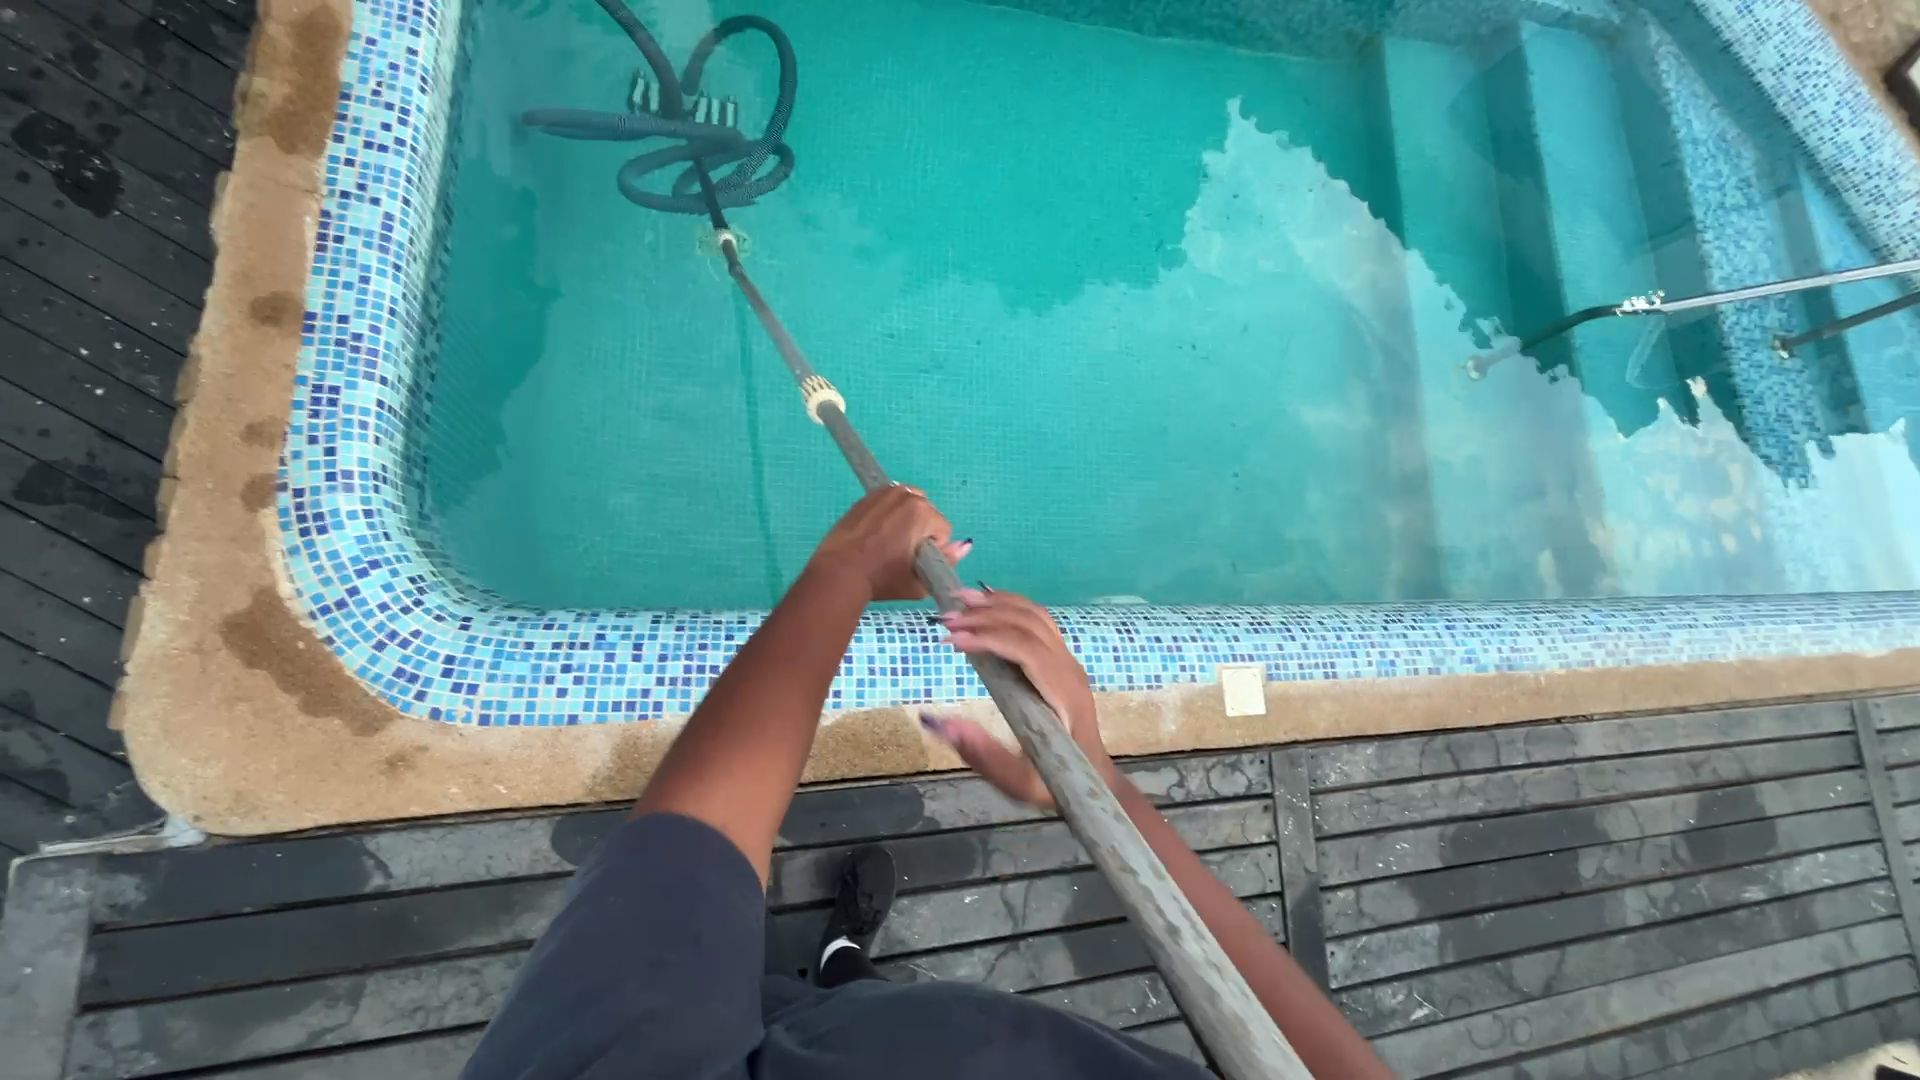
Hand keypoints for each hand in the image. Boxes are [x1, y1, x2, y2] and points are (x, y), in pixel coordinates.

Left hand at [807, 485, 969, 601]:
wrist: (839, 573)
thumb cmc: (882, 580)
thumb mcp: (919, 581)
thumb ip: (948, 562)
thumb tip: (965, 546)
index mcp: (922, 511)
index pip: (943, 529)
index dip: (934, 549)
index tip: (916, 562)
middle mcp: (905, 494)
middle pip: (926, 512)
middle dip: (921, 529)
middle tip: (902, 552)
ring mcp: (882, 493)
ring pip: (907, 504)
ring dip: (906, 520)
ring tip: (889, 543)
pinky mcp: (864, 498)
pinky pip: (887, 503)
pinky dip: (888, 515)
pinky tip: (876, 535)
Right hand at [923, 589, 1110, 807]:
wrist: (1095, 780)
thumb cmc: (1057, 784)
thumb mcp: (1020, 783)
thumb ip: (984, 756)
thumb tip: (942, 725)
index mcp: (1063, 695)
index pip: (1027, 650)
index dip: (989, 639)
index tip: (952, 640)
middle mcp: (1069, 670)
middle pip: (1030, 625)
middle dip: (987, 616)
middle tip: (946, 619)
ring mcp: (1068, 662)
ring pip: (1036, 616)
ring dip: (998, 603)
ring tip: (959, 600)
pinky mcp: (1061, 660)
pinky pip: (1038, 621)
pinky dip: (1010, 605)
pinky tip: (985, 603)